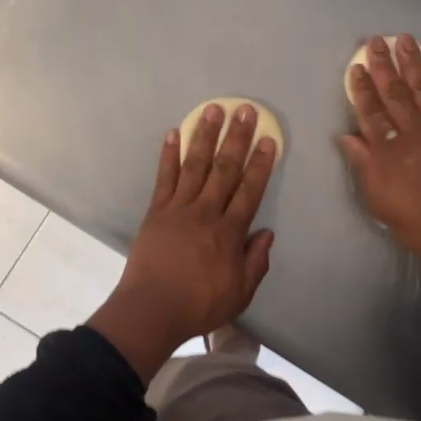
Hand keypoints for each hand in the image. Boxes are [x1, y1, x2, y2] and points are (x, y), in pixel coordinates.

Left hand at [87, 103, 277, 381]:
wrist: (151, 310)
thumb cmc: (199, 305)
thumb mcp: (240, 293)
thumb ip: (255, 262)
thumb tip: (267, 234)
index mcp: (230, 232)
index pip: (250, 190)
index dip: (261, 164)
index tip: (269, 140)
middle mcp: (206, 212)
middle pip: (225, 168)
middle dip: (237, 138)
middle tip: (246, 110)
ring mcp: (179, 208)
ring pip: (195, 165)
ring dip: (205, 135)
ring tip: (213, 109)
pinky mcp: (156, 211)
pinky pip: (164, 177)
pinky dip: (168, 154)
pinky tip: (173, 133)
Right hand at [339, 34, 420, 363]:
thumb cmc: (412, 219)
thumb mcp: (376, 197)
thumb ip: (362, 163)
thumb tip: (346, 135)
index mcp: (386, 150)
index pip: (369, 110)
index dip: (361, 87)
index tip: (356, 67)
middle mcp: (411, 132)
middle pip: (393, 91)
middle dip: (383, 65)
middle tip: (374, 40)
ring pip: (420, 87)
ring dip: (411, 62)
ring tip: (403, 39)